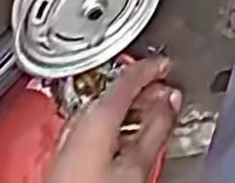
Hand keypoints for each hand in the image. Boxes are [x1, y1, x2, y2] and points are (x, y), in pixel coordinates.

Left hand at [47, 56, 180, 182]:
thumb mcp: (137, 168)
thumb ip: (158, 127)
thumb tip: (171, 101)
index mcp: (96, 116)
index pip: (128, 77)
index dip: (151, 68)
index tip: (167, 65)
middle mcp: (77, 124)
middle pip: (114, 94)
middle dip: (142, 91)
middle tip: (165, 94)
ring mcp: (66, 146)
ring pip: (102, 113)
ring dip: (128, 111)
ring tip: (151, 119)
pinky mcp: (62, 165)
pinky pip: (92, 132)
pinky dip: (113, 129)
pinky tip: (126, 143)